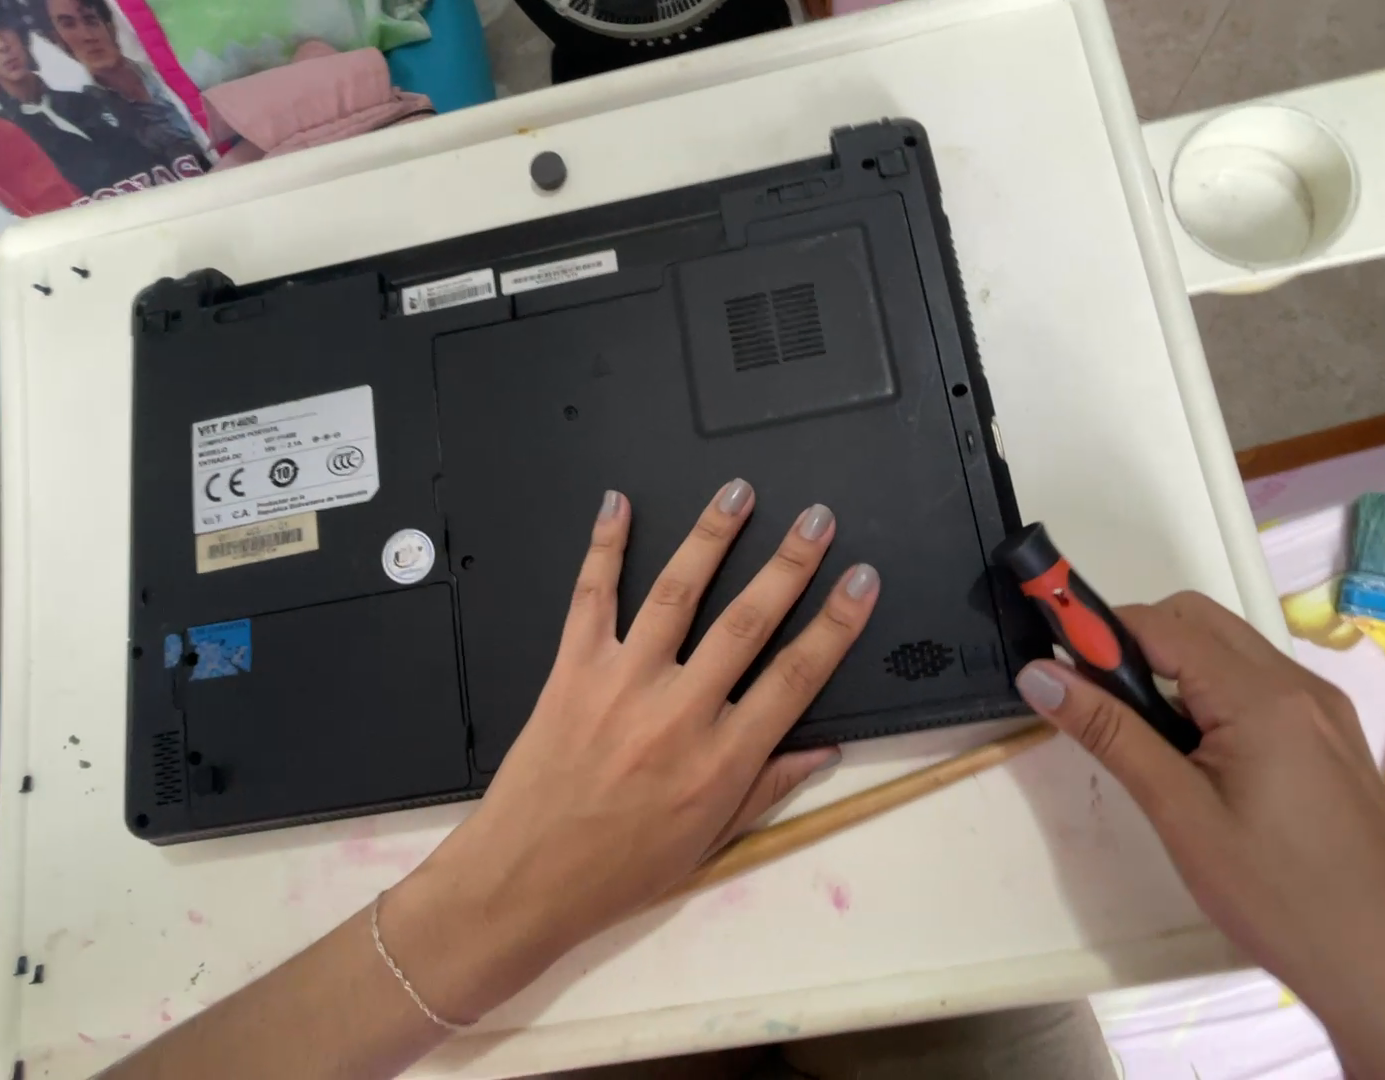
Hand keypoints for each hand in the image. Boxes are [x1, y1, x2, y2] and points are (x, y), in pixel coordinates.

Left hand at [386, 481, 879, 1022]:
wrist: (523, 880)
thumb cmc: (623, 869)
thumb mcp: (712, 844)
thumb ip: (770, 788)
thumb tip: (826, 747)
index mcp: (721, 761)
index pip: (795, 678)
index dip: (835, 625)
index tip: (861, 581)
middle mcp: (678, 713)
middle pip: (745, 623)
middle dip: (789, 565)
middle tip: (817, 519)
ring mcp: (621, 683)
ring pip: (675, 594)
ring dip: (710, 538)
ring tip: (738, 493)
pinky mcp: (571, 669)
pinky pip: (591, 596)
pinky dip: (604, 547)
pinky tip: (617, 504)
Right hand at [1013, 593, 1384, 1079]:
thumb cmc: (1278, 895)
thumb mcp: (1178, 812)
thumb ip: (1108, 731)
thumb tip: (1037, 673)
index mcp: (1263, 698)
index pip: (1160, 624)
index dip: (1098, 630)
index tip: (1056, 662)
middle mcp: (1298, 686)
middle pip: (1196, 619)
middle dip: (1134, 639)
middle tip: (1098, 698)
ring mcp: (1321, 710)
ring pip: (1225, 647)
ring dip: (1169, 664)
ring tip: (1143, 731)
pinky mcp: (1329, 736)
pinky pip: (1253, 681)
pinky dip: (1206, 688)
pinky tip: (1194, 750)